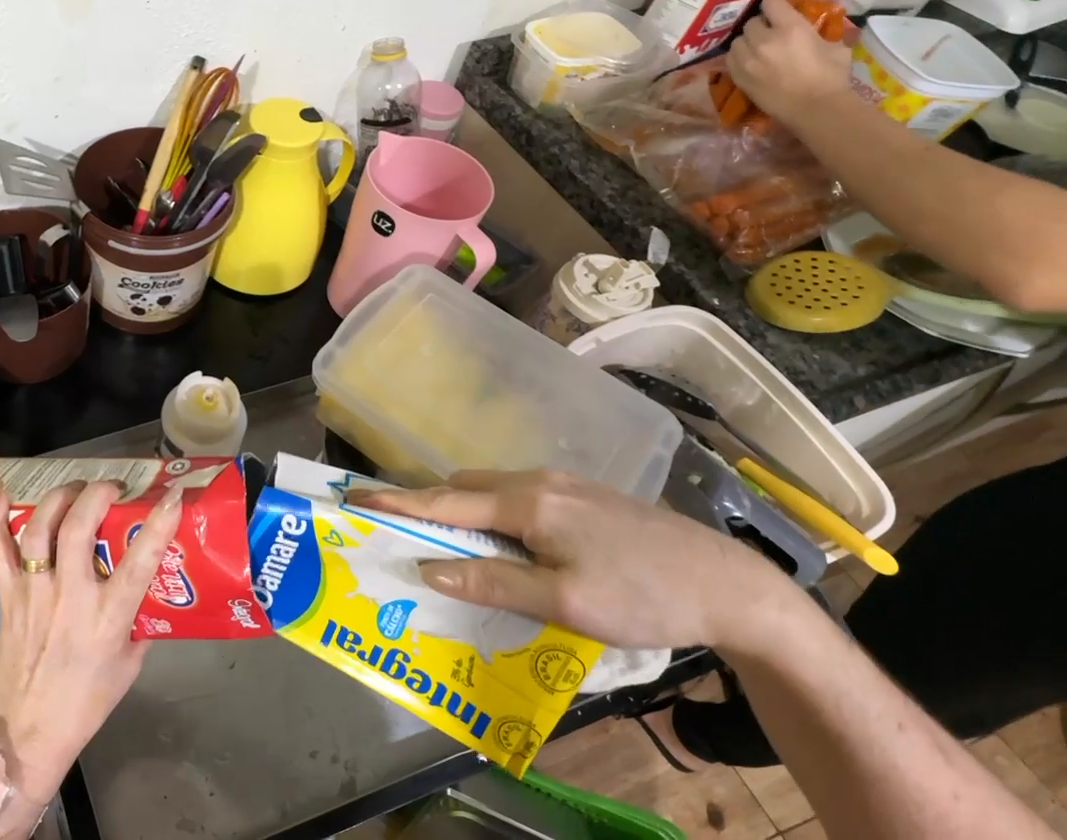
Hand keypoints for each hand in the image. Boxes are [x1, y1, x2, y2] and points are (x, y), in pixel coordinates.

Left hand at [0, 480, 182, 815]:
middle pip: (79, 528)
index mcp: (107, 617)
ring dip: (59, 498)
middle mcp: (69, 595)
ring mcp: (33, 591)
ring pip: (40, 529)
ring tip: (76, 488)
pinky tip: (5, 491)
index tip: (173, 495)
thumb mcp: (130, 664)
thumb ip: (140, 621)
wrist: (28, 730)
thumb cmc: (86, 701)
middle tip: (112, 488)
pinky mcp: (6, 594)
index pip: (140, 559)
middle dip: (98, 495)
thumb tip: (150, 588)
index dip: (159, 522)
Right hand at [347, 469, 800, 653]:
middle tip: (385, 522)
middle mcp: (538, 481)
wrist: (732, 587)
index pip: (443, 502)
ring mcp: (564, 485)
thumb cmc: (644, 596)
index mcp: (527, 503)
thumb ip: (492, 582)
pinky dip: (484, 511)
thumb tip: (425, 567)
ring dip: (453, 506)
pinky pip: (514, 496)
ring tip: (429, 533)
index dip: (395, 503)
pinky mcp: (583, 497)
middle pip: (461, 487)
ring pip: (488, 489)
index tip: (352, 498)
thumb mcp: (565, 602)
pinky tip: (491, 536)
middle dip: (419, 502)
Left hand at [728, 0, 856, 124]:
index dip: (775, 0)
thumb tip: (821, 21)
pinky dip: (738, 56)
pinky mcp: (737, 76)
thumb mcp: (836, 45)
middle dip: (762, 24)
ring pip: (737, 40)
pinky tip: (749, 61)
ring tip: (759, 47)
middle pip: (751, 23)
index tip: (780, 3)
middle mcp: (763, 41)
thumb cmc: (831, 75)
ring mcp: (746, 60)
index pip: (771, 2)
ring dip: (748, 41)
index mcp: (790, 28)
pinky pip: (730, 58)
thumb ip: (823, 29)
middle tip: (772, 31)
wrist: (812, 107)